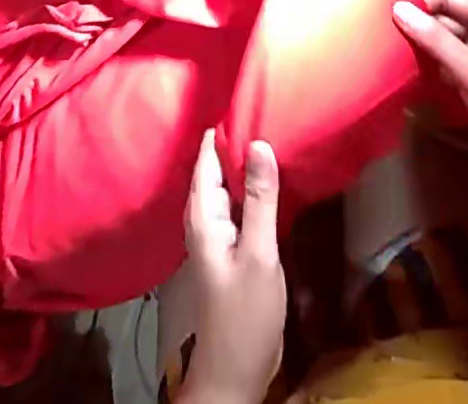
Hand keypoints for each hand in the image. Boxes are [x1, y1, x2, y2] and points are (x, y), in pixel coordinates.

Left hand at [181, 130, 285, 403]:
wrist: (235, 369)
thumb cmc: (245, 311)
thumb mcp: (259, 251)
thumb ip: (260, 198)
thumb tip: (259, 142)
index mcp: (203, 214)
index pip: (207, 159)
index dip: (221, 130)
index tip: (242, 98)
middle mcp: (203, 218)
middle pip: (213, 169)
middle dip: (231, 142)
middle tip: (259, 108)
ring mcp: (215, 233)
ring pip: (224, 186)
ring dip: (240, 164)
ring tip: (263, 132)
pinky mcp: (229, 246)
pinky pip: (234, 204)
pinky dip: (247, 187)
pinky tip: (264, 179)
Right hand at [392, 0, 467, 182]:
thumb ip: (434, 39)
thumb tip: (398, 8)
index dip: (418, 2)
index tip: (387, 17)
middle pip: (450, 14)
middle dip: (422, 26)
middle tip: (389, 41)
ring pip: (452, 36)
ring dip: (430, 47)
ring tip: (401, 57)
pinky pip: (460, 54)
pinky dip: (443, 62)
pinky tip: (425, 74)